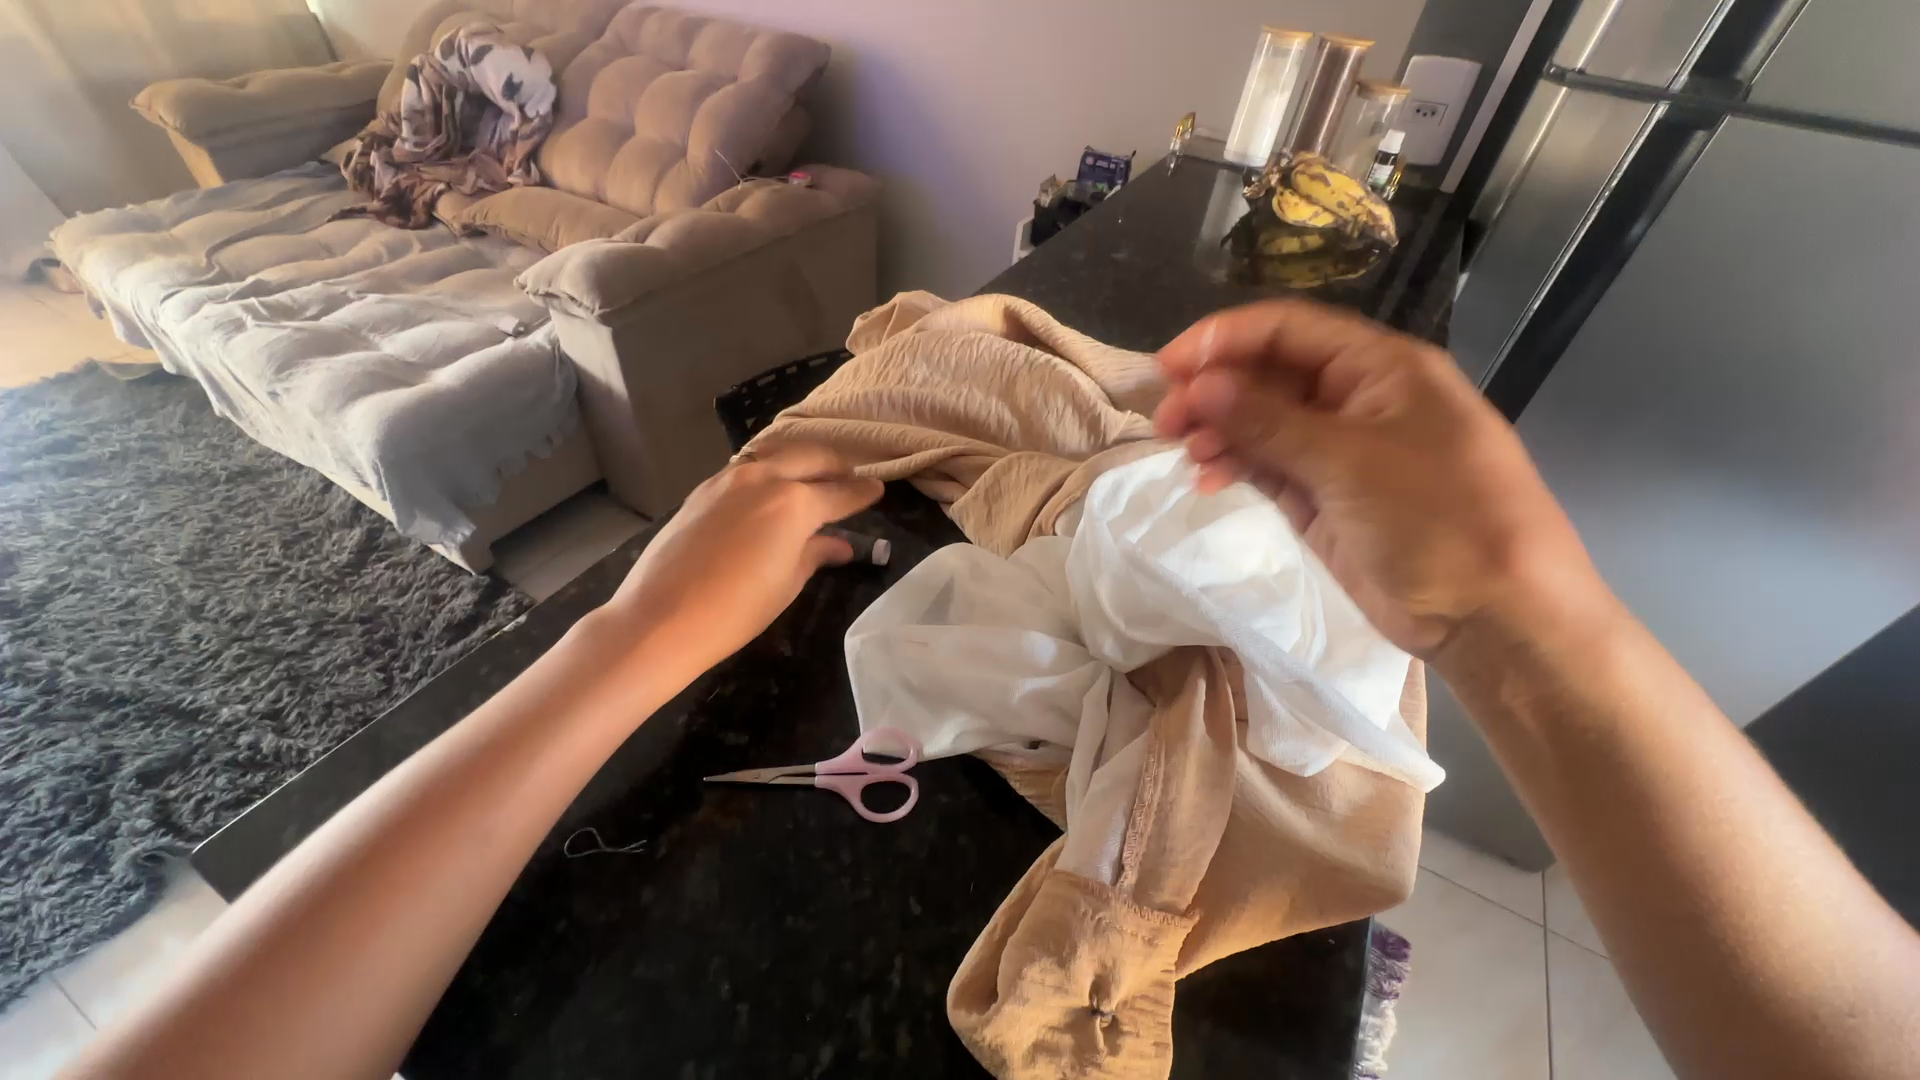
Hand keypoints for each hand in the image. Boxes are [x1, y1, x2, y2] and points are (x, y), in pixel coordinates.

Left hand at [601, 445, 882, 675]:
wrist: (661, 617)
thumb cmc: (737, 609)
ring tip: (812, 476)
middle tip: (849, 477)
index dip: (863, 493)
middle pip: (811, 457)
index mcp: (796, 503)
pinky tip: (770, 488)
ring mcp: (730, 478)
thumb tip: (840, 544)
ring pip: (777, 454)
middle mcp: (766, 477)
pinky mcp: (704, 488)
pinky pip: (748, 468)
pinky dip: (769, 470)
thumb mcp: (788, 583)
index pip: (842, 492)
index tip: (878, 490)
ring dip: (800, 461)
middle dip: (836, 466)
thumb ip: (816, 553)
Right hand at [1153, 300, 1605, 659]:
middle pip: (1270, 375)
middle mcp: (1357, 399)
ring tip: (1185, 453)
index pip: (1288, 330)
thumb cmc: (1437, 520)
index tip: (1167, 366)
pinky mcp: (1326, 496)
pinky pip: (1270, 466)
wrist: (1492, 617)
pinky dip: (1237, 466)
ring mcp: (1340, 451)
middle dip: (1214, 390)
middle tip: (1164, 421)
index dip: (1223, 339)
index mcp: (1380, 368)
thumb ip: (1268, 421)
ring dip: (1220, 430)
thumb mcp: (1350, 462)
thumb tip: (1198, 385)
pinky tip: (1209, 478)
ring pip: (1263, 422)